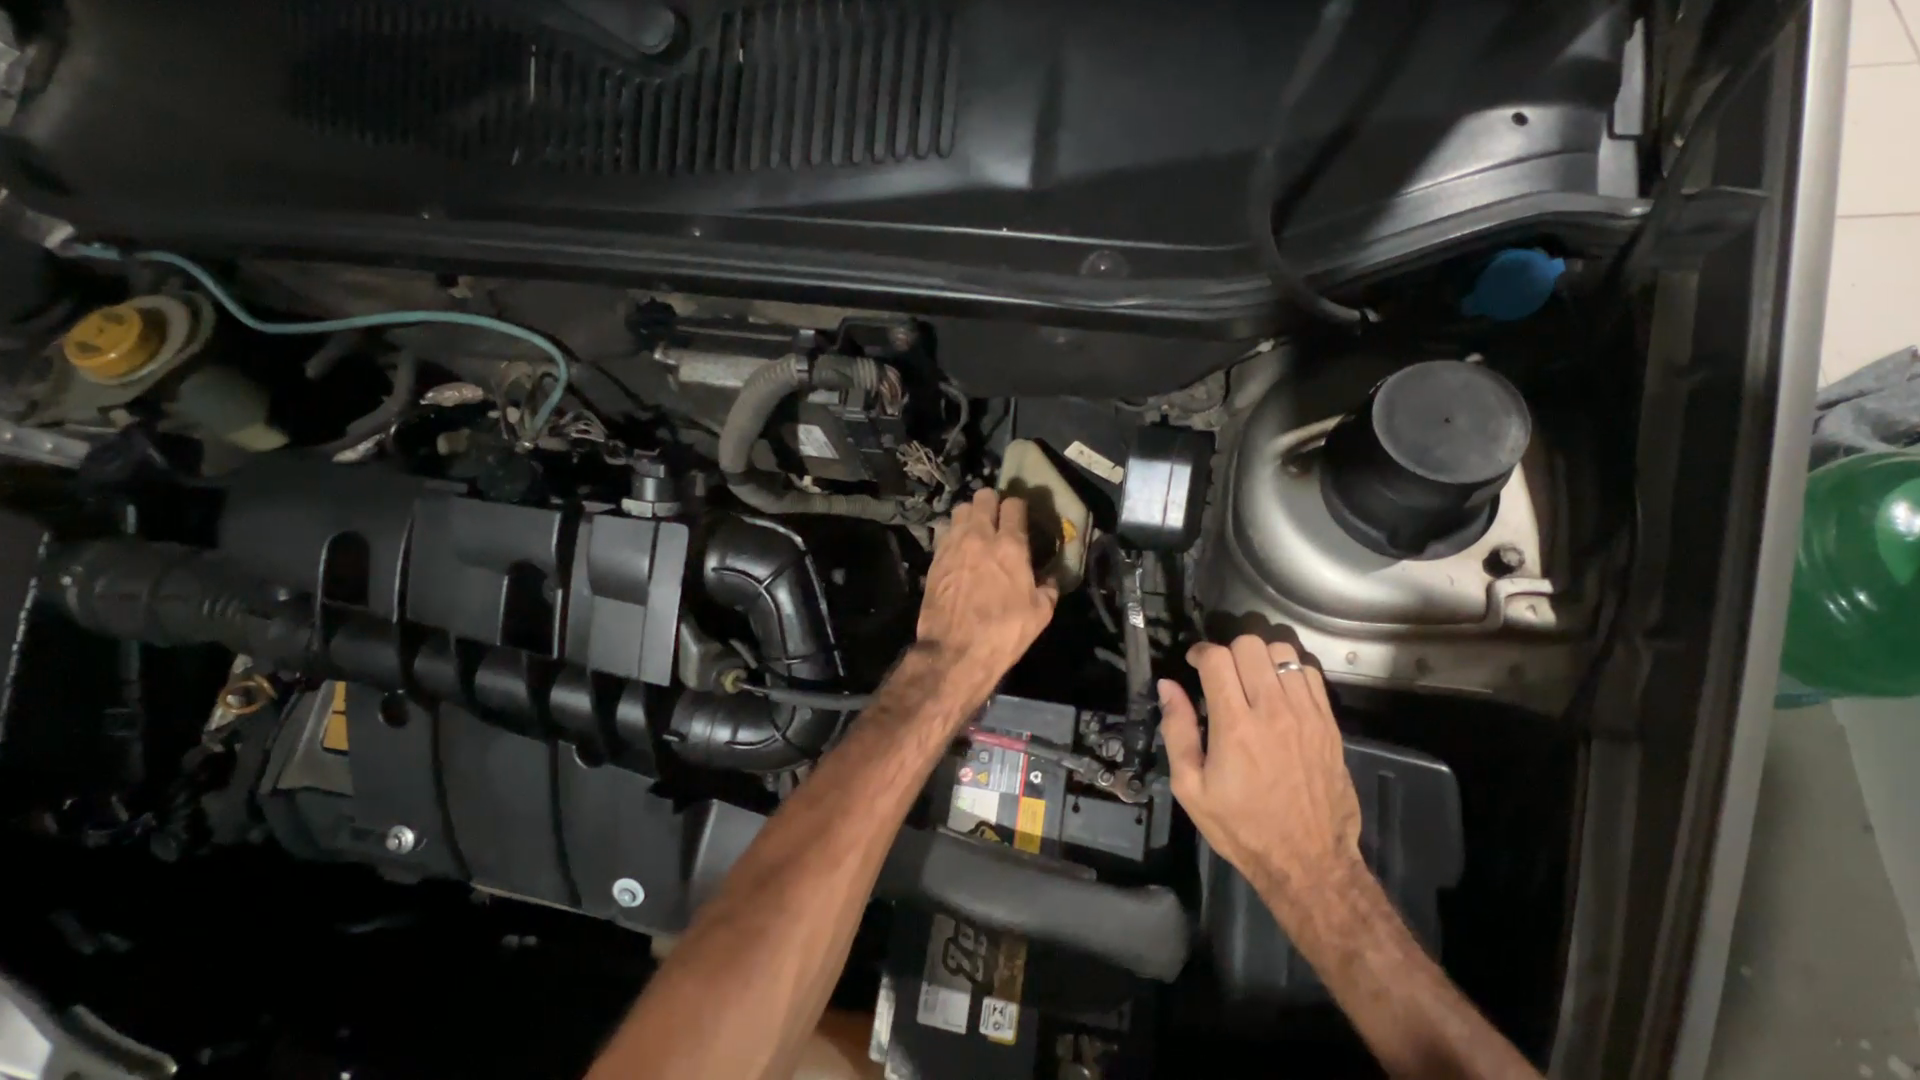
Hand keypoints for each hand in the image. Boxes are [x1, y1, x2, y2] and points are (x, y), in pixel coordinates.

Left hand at [917, 489, 1058, 694]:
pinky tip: (960, 547)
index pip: (1014, 505)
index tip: (1021, 515)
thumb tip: (1049, 578)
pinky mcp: (935, 559)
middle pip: (983, 497)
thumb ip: (1048, 588)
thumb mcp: (1040, 613)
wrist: (955, 651)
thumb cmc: (1004, 633)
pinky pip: (945, 532)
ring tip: (977, 528)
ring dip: (971, 514)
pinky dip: (954, 532)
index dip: (1019, 506)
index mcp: (1010, 546)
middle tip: (998, 516)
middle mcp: (980, 536)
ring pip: (960, 509)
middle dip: (992, 501)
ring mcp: (953, 545)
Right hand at [1160, 636, 1361, 910]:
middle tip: (1222, 674)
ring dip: (1261, 658)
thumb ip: (1177, 731)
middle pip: (1251, 645)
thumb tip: (1168, 686)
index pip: (1217, 658)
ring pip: (1283, 653)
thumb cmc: (1240, 827)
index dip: (1200, 652)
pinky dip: (1290, 672)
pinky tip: (1279, 693)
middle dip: (1229, 651)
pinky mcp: (1329, 724)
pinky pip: (1310, 674)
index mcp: (1235, 727)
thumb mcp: (1191, 788)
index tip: (1194, 664)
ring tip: (1252, 679)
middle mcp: (1273, 711)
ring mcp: (1307, 715)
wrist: (1308, 860)